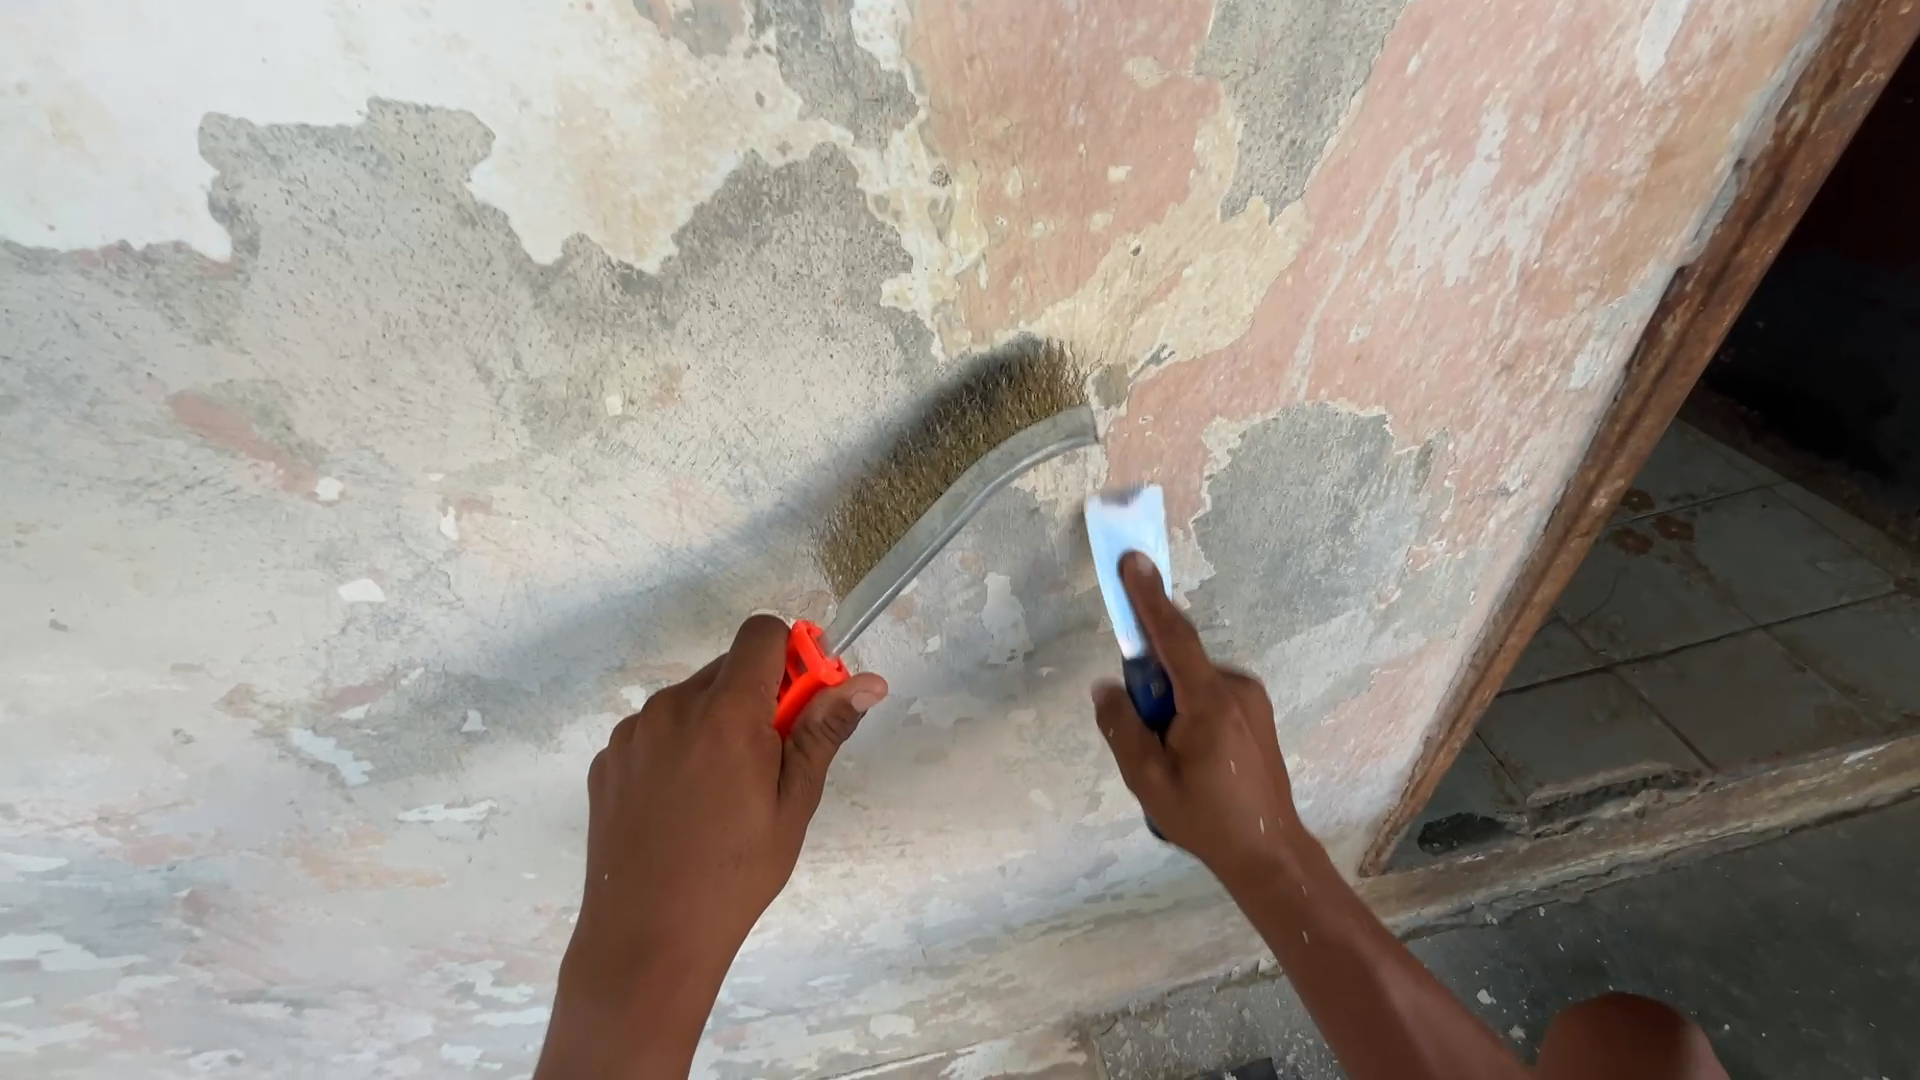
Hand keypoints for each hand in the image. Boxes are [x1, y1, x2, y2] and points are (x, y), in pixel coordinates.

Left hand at [538, 614, 886, 1078]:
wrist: (646, 939)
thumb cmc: (737, 872)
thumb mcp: (796, 801)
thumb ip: (826, 730)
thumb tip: (869, 682)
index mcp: (727, 712)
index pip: (762, 632)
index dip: (790, 654)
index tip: (801, 698)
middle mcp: (674, 706)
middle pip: (729, 665)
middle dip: (758, 694)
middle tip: (770, 754)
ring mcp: (633, 731)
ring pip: (692, 697)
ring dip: (717, 719)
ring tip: (722, 788)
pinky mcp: (607, 758)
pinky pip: (656, 727)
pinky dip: (678, 744)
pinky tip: (682, 801)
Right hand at [1091, 553, 1299, 887]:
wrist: (1269, 852)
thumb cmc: (1206, 818)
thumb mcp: (1146, 779)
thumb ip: (1121, 726)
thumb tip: (1107, 687)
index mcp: (1210, 702)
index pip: (1173, 637)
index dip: (1149, 598)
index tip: (1133, 561)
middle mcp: (1236, 688)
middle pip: (1176, 663)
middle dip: (1150, 686)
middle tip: (1148, 737)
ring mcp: (1251, 698)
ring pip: (1190, 680)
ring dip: (1169, 702)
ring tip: (1173, 758)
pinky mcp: (1256, 710)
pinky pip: (1206, 693)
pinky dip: (1186, 709)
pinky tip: (1191, 754)